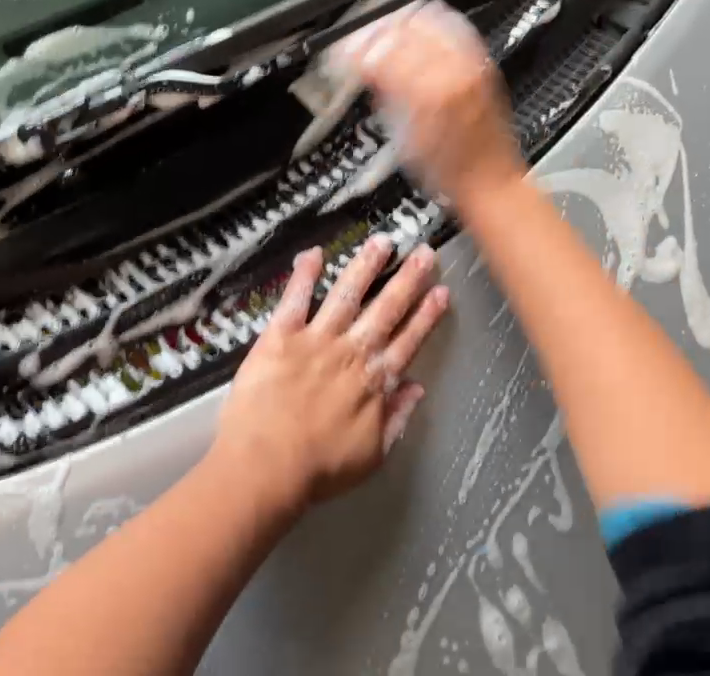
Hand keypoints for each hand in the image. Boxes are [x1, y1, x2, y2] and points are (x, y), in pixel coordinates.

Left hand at [211, 238, 449, 514]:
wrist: (267, 465)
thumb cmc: (318, 469)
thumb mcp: (372, 455)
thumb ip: (396, 418)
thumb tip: (415, 389)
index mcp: (374, 382)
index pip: (408, 340)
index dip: (427, 315)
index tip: (441, 292)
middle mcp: (351, 352)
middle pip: (386, 309)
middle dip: (408, 279)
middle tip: (425, 253)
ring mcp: (317, 340)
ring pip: (347, 293)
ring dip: (366, 266)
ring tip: (383, 241)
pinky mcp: (281, 336)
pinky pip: (296, 298)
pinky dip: (305, 274)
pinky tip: (313, 254)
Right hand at [329, 0, 526, 206]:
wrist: (488, 180)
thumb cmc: (447, 170)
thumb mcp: (400, 137)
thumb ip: (383, 95)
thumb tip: (364, 67)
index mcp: (427, 93)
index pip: (381, 54)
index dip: (355, 50)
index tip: (342, 52)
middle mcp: (452, 71)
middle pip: (403, 31)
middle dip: (374, 32)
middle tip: (358, 40)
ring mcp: (471, 63)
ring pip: (428, 21)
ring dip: (400, 23)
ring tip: (384, 30)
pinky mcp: (482, 62)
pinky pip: (454, 26)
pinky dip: (431, 21)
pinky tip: (419, 26)